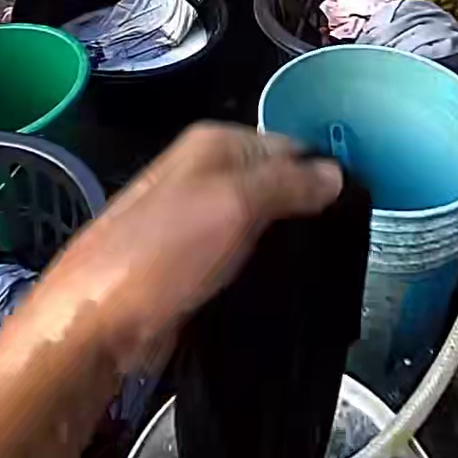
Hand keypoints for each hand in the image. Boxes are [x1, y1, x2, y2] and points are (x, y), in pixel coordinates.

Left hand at [32, 123, 342, 368]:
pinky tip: (287, 280)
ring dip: (289, 237)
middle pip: (274, 178)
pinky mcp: (195, 252)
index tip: (358, 205)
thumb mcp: (232, 205)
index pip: (286, 143)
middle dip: (307, 205)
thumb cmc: (163, 251)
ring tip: (327, 265)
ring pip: (260, 215)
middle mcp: (205, 168)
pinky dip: (266, 259)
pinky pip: (243, 246)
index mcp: (213, 142)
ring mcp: (198, 211)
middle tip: (347, 242)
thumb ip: (286, 184)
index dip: (321, 170)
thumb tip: (336, 172)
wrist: (99, 315)